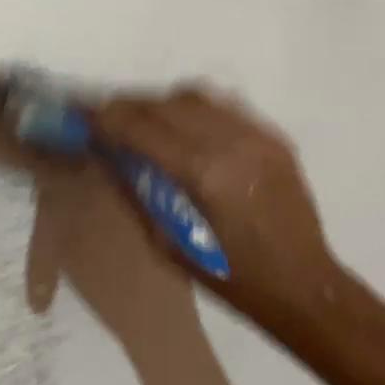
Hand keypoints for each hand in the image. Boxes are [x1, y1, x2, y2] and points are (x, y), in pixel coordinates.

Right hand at [90, 86, 342, 324]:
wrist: (303, 287)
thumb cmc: (230, 278)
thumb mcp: (167, 244)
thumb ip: (133, 190)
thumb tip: (103, 154)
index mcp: (203, 174)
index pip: (141, 128)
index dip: (106, 118)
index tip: (80, 114)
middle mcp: (231, 142)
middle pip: (165, 104)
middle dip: (129, 106)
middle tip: (105, 117)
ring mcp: (257, 135)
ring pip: (194, 96)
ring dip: (160, 103)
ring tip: (142, 120)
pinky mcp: (273, 137)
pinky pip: (224, 106)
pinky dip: (194, 109)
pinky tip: (183, 128)